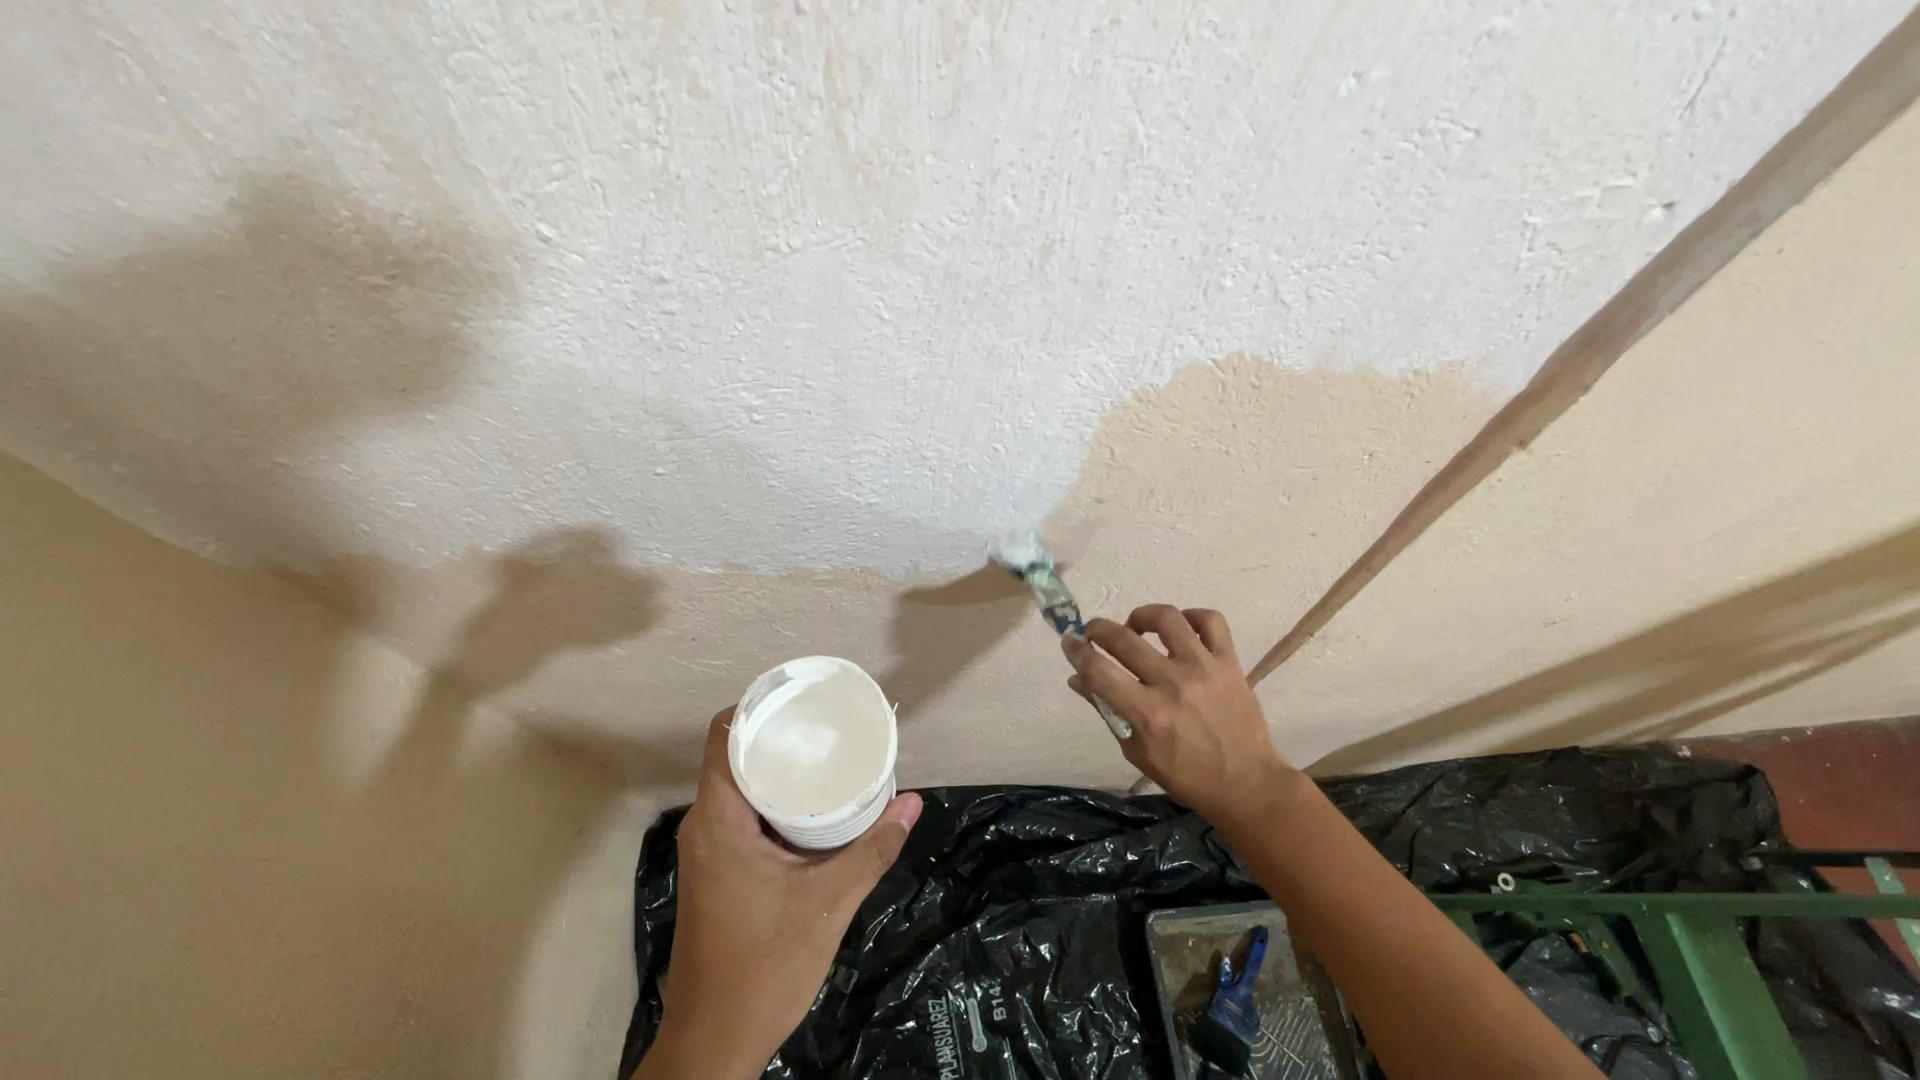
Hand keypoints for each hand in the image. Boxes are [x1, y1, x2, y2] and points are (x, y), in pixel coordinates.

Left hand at [636, 709, 922, 1079]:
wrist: (716, 1039)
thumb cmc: (765, 967)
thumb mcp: (828, 905)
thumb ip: (872, 850)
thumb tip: (913, 801)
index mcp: (719, 822)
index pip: (724, 736)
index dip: (758, 706)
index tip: (803, 697)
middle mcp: (704, 827)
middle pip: (734, 756)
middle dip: (780, 736)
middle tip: (829, 726)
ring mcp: (707, 851)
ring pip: (739, 788)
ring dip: (778, 770)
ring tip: (828, 757)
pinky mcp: (717, 871)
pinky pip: (743, 815)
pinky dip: (774, 801)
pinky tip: (813, 806)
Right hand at [1062, 605, 1294, 826]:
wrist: (1246, 783)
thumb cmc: (1186, 775)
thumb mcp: (1136, 751)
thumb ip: (1108, 711)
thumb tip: (1078, 679)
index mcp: (1147, 713)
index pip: (1098, 670)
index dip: (1076, 651)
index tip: (1069, 641)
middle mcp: (1172, 684)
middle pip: (1124, 639)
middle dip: (1098, 629)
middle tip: (1093, 632)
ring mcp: (1204, 668)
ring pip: (1167, 619)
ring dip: (1142, 616)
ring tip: (1136, 626)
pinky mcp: (1230, 663)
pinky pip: (1211, 622)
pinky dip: (1192, 617)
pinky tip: (1181, 628)